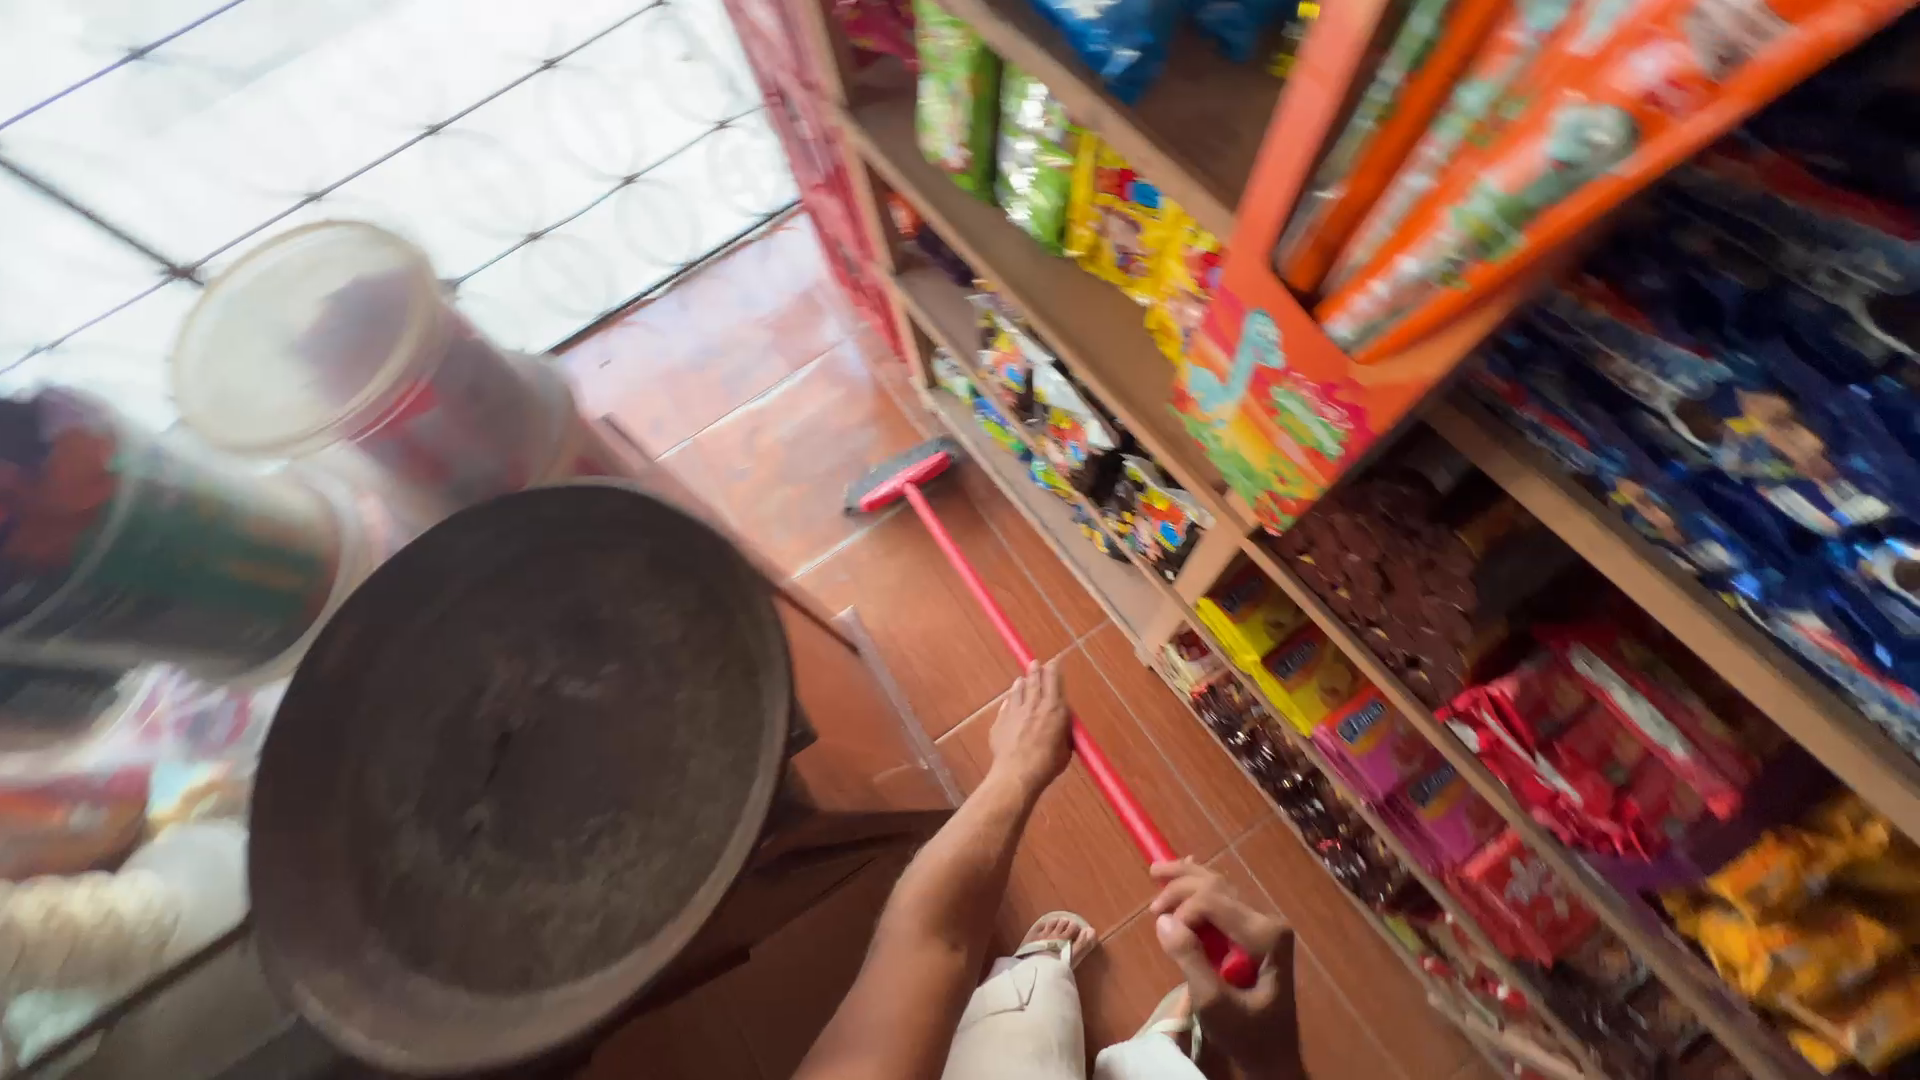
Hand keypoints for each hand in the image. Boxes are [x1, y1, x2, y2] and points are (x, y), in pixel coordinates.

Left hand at [986, 660, 1071, 795]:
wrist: (1016, 773)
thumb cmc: (1047, 765)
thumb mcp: (1066, 749)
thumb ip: (1063, 731)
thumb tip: (1061, 723)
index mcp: (1053, 710)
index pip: (1054, 682)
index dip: (1053, 670)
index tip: (1053, 661)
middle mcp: (1034, 705)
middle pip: (1034, 682)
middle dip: (1035, 671)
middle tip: (1035, 662)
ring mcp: (1014, 711)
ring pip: (1017, 691)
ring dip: (1021, 683)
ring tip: (1021, 679)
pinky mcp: (1000, 721)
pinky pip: (1006, 705)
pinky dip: (1009, 699)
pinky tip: (1009, 699)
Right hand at [1149, 859, 1299, 1078]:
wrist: (1274, 1061)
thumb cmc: (1247, 1036)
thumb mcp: (1214, 1004)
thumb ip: (1190, 959)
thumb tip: (1162, 919)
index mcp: (1266, 935)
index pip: (1214, 901)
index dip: (1183, 910)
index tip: (1162, 932)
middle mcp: (1268, 921)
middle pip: (1216, 886)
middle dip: (1180, 887)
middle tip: (1152, 905)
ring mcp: (1263, 924)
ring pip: (1219, 885)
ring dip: (1186, 878)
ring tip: (1157, 871)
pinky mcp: (1255, 932)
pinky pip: (1224, 897)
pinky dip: (1200, 884)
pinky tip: (1187, 866)